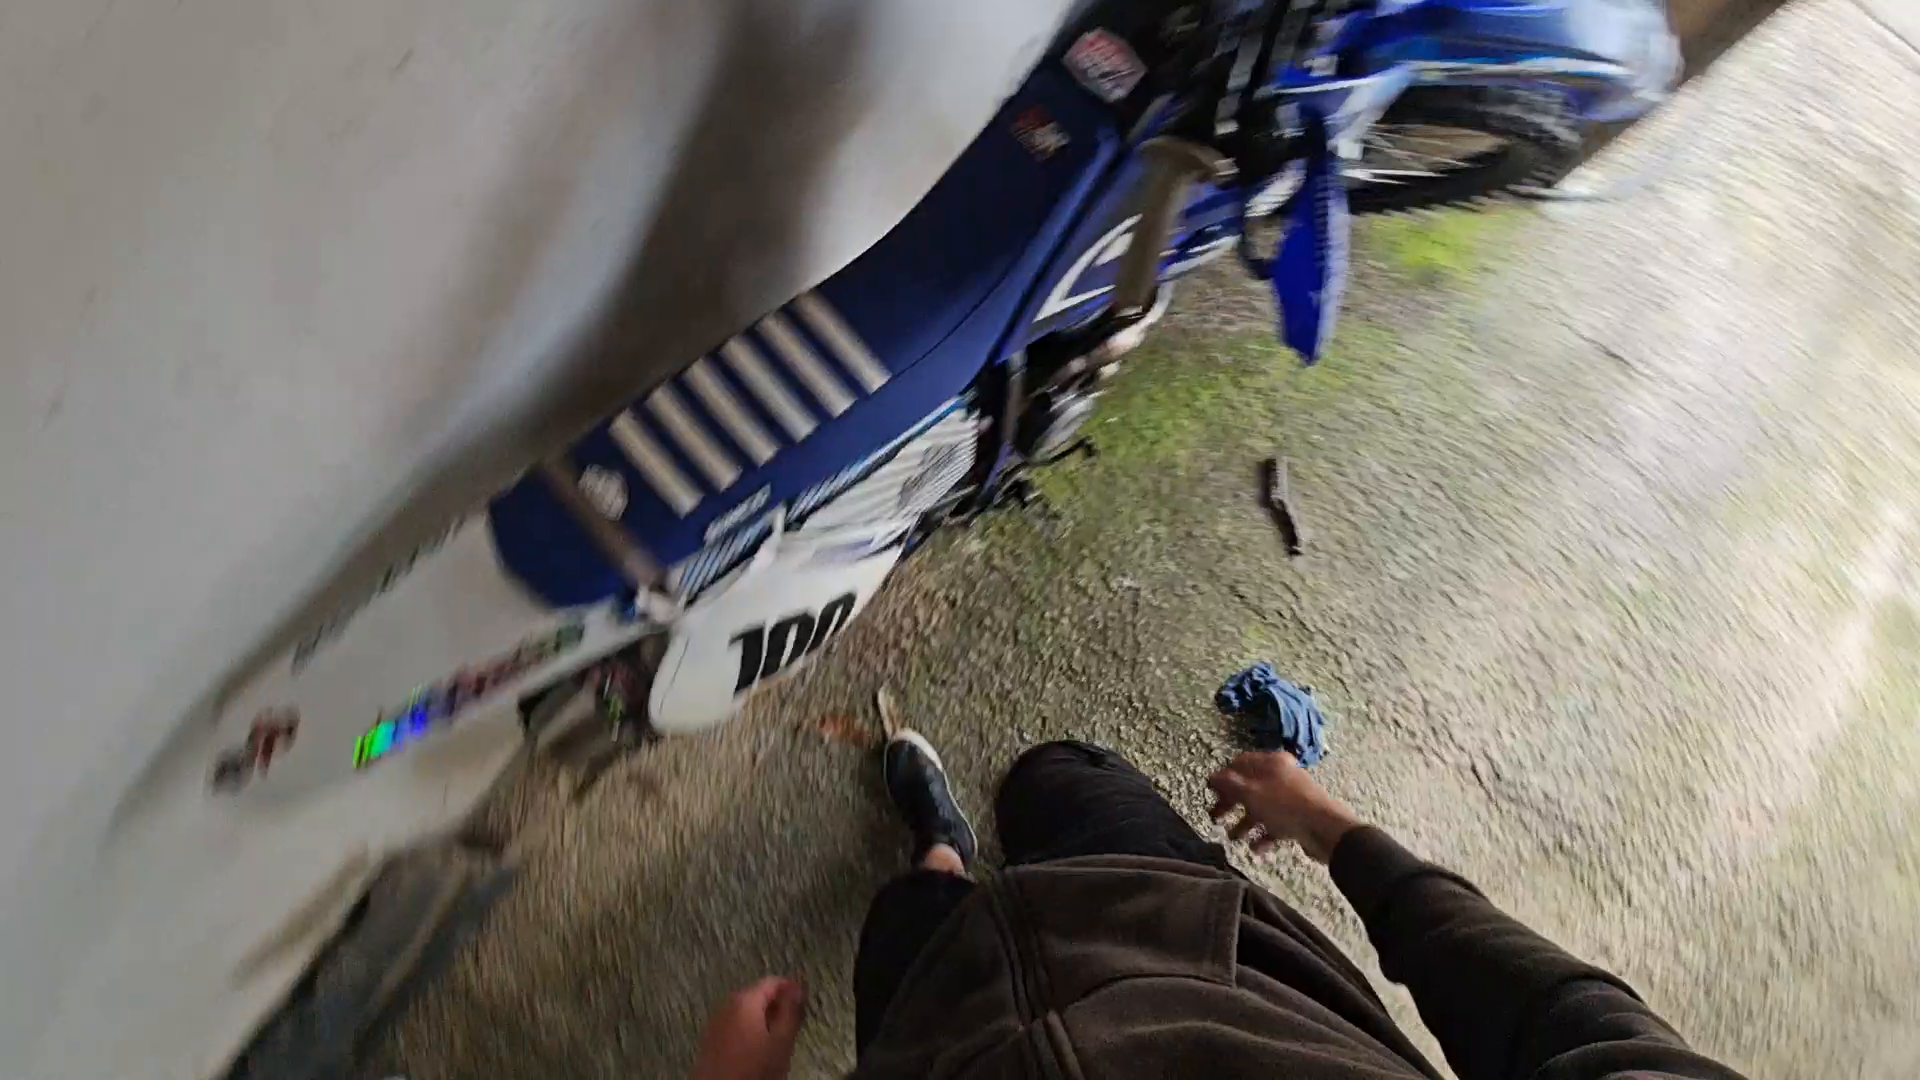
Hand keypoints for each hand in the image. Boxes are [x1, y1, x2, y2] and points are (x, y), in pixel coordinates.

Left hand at [691, 976, 807, 1079]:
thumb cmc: (753, 1070)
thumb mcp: (781, 1042)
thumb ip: (791, 1012)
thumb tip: (797, 989)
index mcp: (744, 1000)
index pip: (773, 982)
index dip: (791, 989)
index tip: (804, 1004)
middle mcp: (727, 1005)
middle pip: (758, 995)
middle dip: (776, 1006)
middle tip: (792, 1024)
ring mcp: (715, 1023)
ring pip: (745, 1012)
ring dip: (762, 1019)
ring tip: (776, 1038)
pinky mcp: (709, 1041)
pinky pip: (734, 1025)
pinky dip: (748, 1030)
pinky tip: (756, 1049)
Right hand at [1207, 751, 1361, 862]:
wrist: (1327, 831)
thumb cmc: (1284, 805)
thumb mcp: (1250, 794)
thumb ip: (1229, 785)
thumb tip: (1211, 777)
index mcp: (1271, 763)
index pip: (1240, 764)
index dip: (1224, 777)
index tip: (1212, 792)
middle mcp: (1281, 776)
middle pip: (1249, 787)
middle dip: (1232, 804)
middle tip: (1216, 817)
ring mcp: (1291, 797)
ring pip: (1262, 807)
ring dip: (1246, 823)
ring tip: (1233, 838)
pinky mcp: (1299, 817)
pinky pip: (1275, 824)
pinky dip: (1264, 834)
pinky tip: (1255, 848)